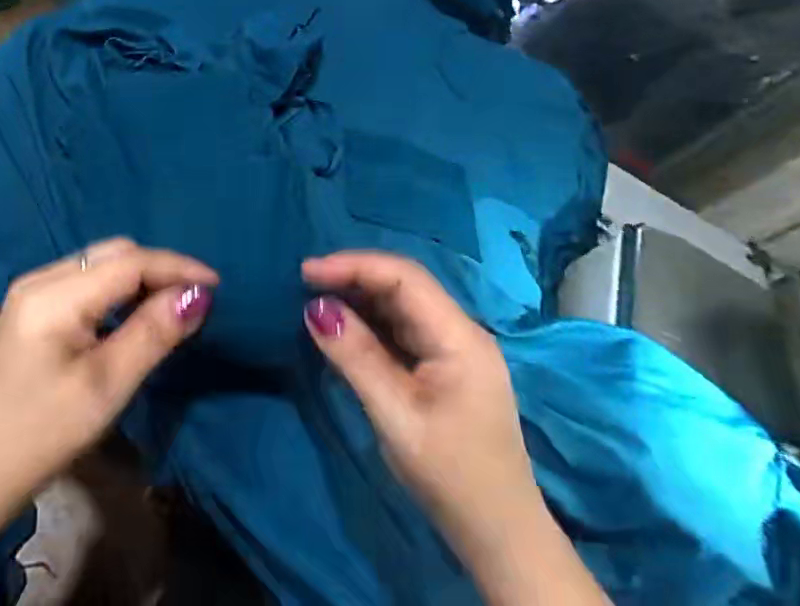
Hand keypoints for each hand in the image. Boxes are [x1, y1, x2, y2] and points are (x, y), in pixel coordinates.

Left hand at [0, 239, 216, 575]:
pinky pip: (81, 280)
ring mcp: (29, 290)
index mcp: (53, 294)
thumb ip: (150, 334)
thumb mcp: (105, 387)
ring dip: (136, 275)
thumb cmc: (43, 432)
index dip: (175, 267)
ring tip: (173, 303)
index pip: (126, 261)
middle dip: (156, 267)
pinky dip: (114, 287)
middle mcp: (39, 278)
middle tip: (197, 298)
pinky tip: (133, 310)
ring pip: (95, 263)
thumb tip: (197, 295)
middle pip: (109, 253)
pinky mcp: (29, 306)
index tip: (219, 285)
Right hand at [301, 252, 540, 556]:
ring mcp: (452, 350)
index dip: (352, 265)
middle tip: (303, 284)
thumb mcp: (394, 414)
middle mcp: (460, 334)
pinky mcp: (440, 366)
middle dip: (351, 276)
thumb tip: (315, 307)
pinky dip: (365, 319)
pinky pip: (398, 326)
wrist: (497, 534)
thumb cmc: (449, 473)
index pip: (404, 278)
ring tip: (313, 300)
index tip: (305, 272)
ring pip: (399, 303)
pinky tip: (340, 326)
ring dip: (356, 296)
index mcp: (459, 339)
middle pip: (402, 284)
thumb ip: (355, 356)